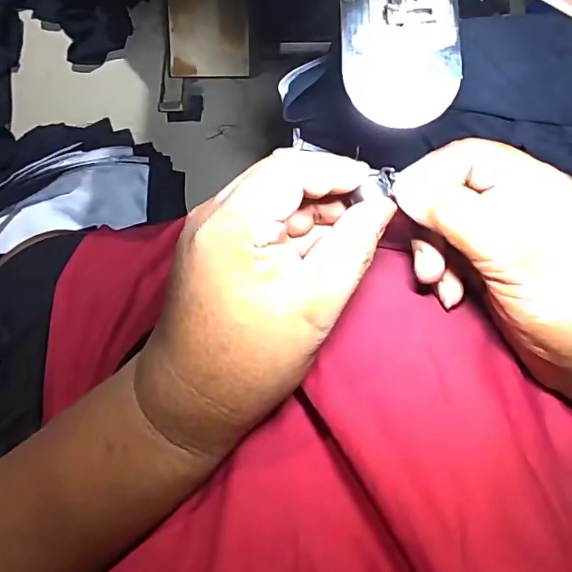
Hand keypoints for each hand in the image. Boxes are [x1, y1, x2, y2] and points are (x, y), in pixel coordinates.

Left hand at [135, 149, 395, 461]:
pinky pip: (265, 214)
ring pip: (276, 193)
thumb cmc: (246, 364)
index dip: (341, 172)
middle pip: (283, 175)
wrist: (191, 403)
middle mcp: (214, 215)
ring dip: (316, 205)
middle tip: (367, 210)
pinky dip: (297, 223)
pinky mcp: (217, 242)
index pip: (293, 168)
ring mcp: (212, 228)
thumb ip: (354, 245)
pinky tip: (319, 246)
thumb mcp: (317, 303)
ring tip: (347, 233)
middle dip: (330, 188)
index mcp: (232, 224)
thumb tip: (381, 206)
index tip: (376, 189)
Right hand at [389, 139, 571, 410]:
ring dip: (435, 254)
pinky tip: (453, 297)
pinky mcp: (499, 270)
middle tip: (427, 264)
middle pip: (450, 192)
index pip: (465, 157)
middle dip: (430, 225)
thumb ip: (453, 213)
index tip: (402, 208)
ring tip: (438, 283)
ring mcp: (508, 239)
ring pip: (449, 228)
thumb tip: (403, 187)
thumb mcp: (508, 249)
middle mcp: (517, 204)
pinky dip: (447, 274)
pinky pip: (458, 257)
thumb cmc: (568, 299)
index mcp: (530, 183)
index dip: (429, 176)